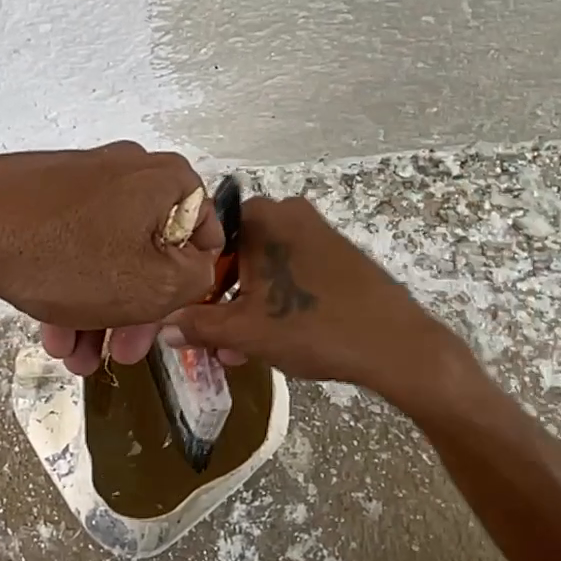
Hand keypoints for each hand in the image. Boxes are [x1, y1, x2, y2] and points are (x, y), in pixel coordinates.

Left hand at [0, 143, 223, 356]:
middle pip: (150, 252)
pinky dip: (69, 285)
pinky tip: (50, 330)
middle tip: (117, 356)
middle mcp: (129, 170)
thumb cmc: (65, 254)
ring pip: (108, 255)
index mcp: (167, 180)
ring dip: (97, 311)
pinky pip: (74, 244)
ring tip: (72, 356)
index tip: (165, 327)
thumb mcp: (152, 285)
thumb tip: (195, 272)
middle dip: (133, 314)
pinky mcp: (46, 193)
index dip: (188, 292)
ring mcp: (83, 179)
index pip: (203, 239)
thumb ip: (194, 282)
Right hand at [158, 195, 474, 411]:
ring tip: (237, 348)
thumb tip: (162, 328)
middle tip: (209, 337)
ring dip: (244, 304)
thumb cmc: (314, 327)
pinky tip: (270, 337)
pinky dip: (273, 298)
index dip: (188, 275)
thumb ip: (198, 325)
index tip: (182, 309)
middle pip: (233, 252)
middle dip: (218, 297)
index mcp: (260, 217)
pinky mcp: (336, 253)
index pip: (203, 234)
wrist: (399, 346)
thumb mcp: (245, 331)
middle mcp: (286, 213)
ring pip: (261, 266)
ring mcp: (315, 231)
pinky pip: (288, 270)